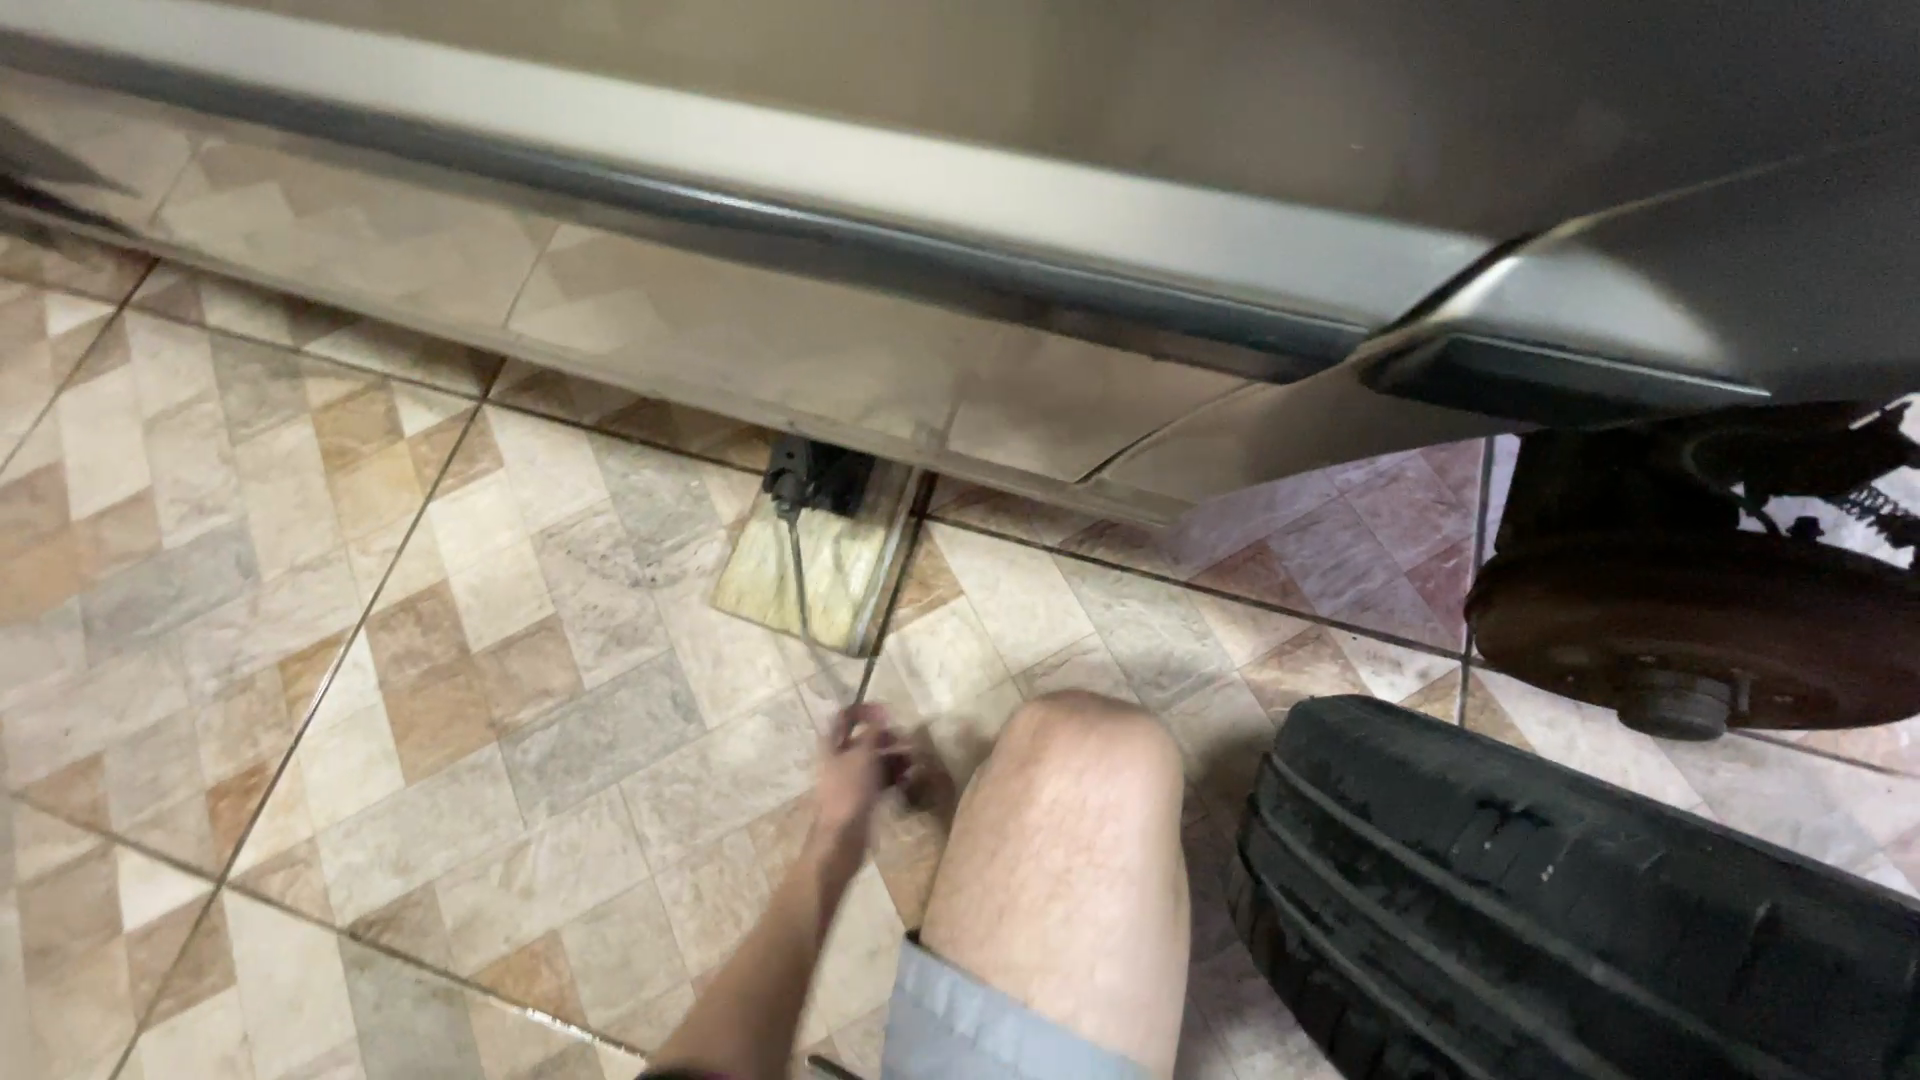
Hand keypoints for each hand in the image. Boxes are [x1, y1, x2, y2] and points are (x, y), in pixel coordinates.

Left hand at [806, 703, 902, 882]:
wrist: (842, 837)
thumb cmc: (849, 791)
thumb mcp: (863, 755)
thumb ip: (873, 732)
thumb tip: (881, 715)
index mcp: (833, 744)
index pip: (845, 717)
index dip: (865, 710)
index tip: (888, 713)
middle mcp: (841, 759)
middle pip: (865, 739)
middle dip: (888, 737)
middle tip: (908, 740)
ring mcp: (852, 779)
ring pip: (876, 760)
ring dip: (895, 757)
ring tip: (915, 760)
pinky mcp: (862, 797)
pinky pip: (880, 779)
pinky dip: (894, 776)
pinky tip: (909, 778)